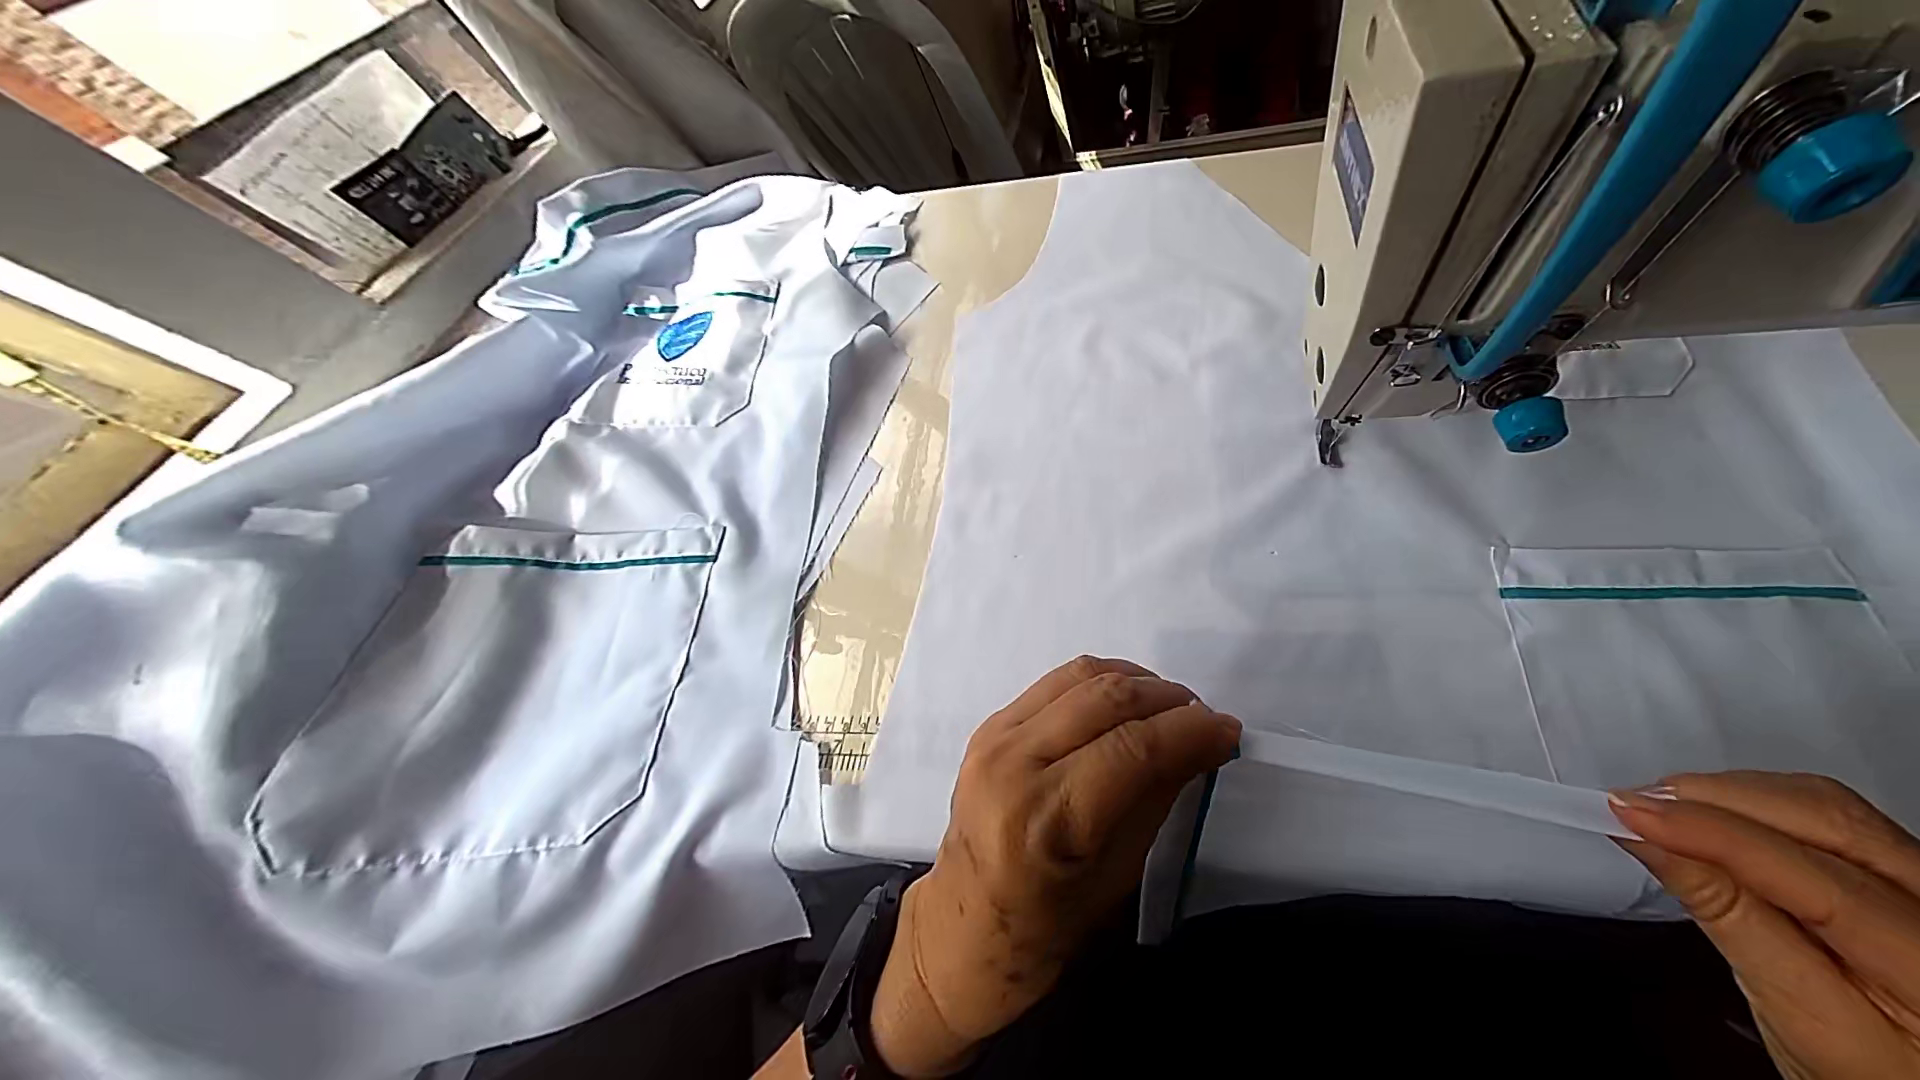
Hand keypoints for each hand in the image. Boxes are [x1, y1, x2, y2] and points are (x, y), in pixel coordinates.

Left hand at [868, 657, 1240, 1075]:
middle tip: (1202, 717)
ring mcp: (994, 738)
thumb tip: (1206, 739)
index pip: (1133, 748)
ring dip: (1134, 681)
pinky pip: (1053, 684)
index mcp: (1047, 817)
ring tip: (1167, 706)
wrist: (967, 921)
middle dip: (1167, 699)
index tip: (1227, 729)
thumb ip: (1160, 793)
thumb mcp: (1120, 869)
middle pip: (1106, 699)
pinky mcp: (988, 726)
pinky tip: (1122, 703)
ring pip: (1079, 676)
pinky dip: (1097, 683)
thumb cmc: (1050, 920)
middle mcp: (1014, 764)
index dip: (1189, 731)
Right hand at [1610, 772, 1919, 1078]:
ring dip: (1727, 796)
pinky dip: (1749, 804)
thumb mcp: (1799, 1016)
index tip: (1620, 808)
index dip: (1707, 831)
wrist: (1912, 1077)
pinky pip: (1824, 812)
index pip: (1814, 877)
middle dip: (1713, 799)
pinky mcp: (1899, 867)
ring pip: (1822, 804)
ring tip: (1661, 813)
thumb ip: (1729, 919)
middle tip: (1631, 805)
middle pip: (1825, 818)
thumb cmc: (1866, 1069)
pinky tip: (1706, 819)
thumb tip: (1644, 838)